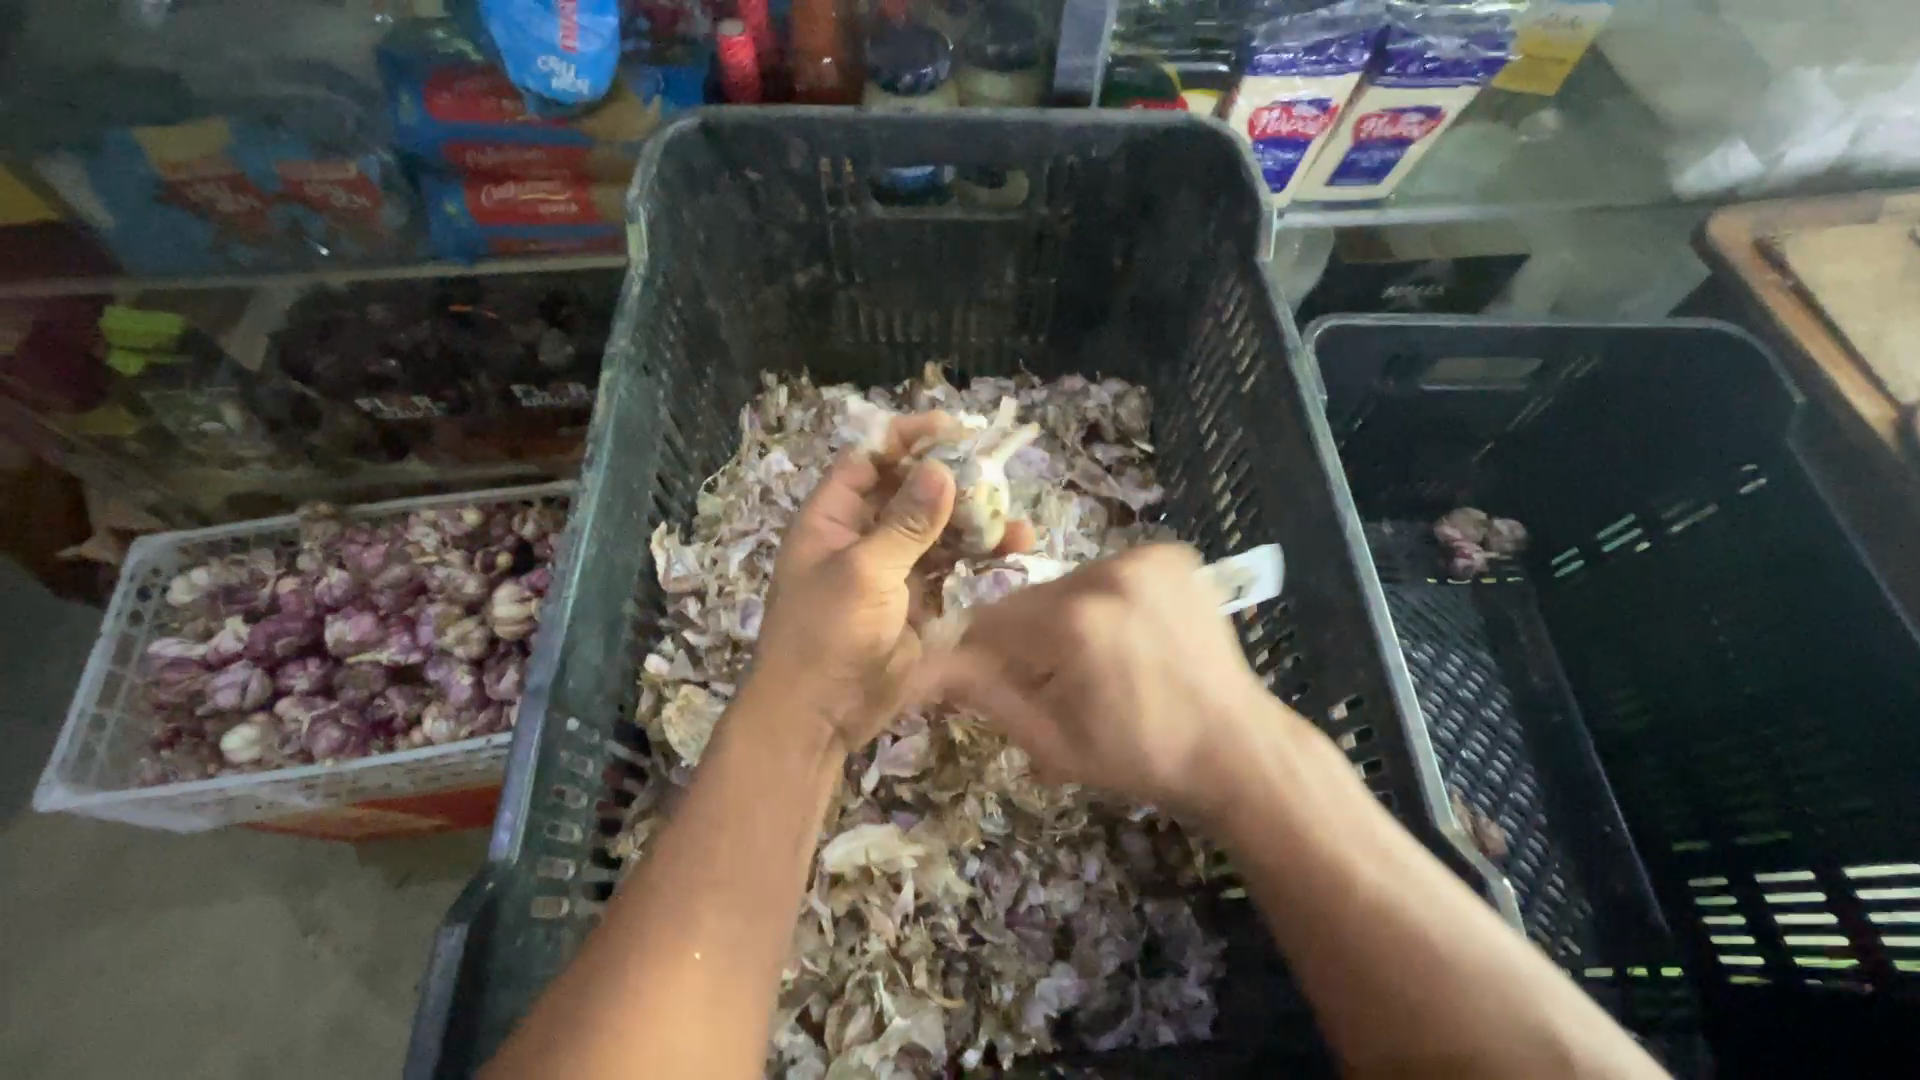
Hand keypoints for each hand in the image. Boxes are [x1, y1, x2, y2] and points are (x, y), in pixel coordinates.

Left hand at [750, 413, 1033, 754]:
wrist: (820, 715)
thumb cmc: (827, 634)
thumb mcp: (865, 571)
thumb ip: (907, 522)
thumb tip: (941, 469)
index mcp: (832, 519)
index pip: (869, 461)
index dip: (906, 441)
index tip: (952, 430)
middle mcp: (862, 536)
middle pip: (910, 493)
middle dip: (952, 483)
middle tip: (997, 476)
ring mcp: (892, 570)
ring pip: (938, 531)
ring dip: (974, 523)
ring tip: (1015, 522)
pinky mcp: (918, 602)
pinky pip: (951, 568)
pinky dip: (978, 558)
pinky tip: (1012, 551)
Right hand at [922, 543, 1294, 822]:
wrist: (1236, 749)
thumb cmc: (1138, 756)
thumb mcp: (1051, 741)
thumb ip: (985, 696)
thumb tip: (920, 670)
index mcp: (1072, 624)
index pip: (990, 622)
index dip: (982, 654)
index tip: (994, 681)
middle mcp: (1106, 574)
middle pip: (1031, 600)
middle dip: (1029, 638)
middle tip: (1054, 680)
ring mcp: (1145, 559)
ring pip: (1068, 584)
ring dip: (1066, 616)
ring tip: (1097, 661)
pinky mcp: (1172, 556)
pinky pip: (1109, 572)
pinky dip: (1105, 600)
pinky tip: (1127, 636)